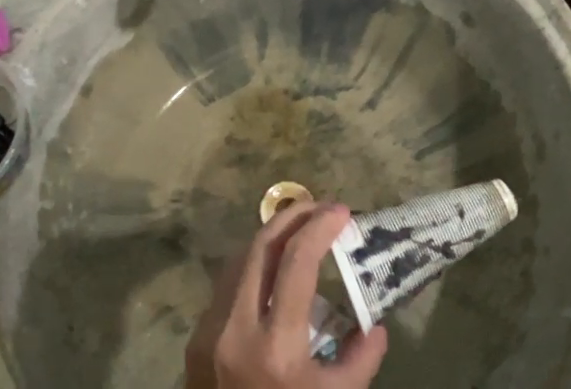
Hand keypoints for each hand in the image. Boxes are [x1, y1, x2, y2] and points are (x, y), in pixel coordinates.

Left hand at [185, 202, 389, 388]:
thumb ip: (361, 361)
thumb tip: (374, 325)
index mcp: (277, 348)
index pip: (297, 263)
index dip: (320, 228)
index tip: (342, 212)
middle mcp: (237, 329)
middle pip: (261, 247)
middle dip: (293, 217)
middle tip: (321, 208)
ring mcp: (210, 331)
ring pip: (239, 261)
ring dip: (270, 238)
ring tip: (300, 232)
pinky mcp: (196, 338)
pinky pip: (226, 286)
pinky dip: (252, 268)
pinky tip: (272, 273)